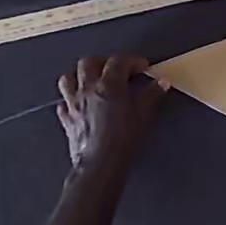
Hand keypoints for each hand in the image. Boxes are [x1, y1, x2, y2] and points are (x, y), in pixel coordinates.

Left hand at [57, 55, 165, 177]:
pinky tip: (80, 104)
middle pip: (88, 62)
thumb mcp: (144, 115)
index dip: (132, 60)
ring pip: (68, 78)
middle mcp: (87, 89)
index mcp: (108, 85)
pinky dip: (71, 100)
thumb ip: (152, 95)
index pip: (119, 61)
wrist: (100, 164)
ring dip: (80, 76)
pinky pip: (63, 103)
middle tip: (116, 70)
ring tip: (92, 81)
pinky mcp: (66, 119)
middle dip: (103, 62)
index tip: (143, 67)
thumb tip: (162, 83)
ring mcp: (73, 103)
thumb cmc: (124, 137)